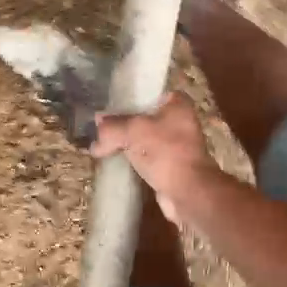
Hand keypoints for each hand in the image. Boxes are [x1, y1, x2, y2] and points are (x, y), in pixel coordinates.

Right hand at [91, 92, 223, 223]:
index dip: (126, 99)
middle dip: (122, 124)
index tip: (107, 106)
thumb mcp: (133, 132)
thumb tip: (97, 122)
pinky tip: (113, 161)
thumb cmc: (165, 152)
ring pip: (143, 138)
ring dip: (126, 143)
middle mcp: (179, 120)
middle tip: (100, 129)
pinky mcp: (170, 165)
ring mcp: (176, 144)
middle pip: (143, 116)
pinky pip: (146, 156)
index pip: (146, 93)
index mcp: (177, 103)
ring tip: (101, 145)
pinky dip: (132, 159)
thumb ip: (113, 126)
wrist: (188, 192)